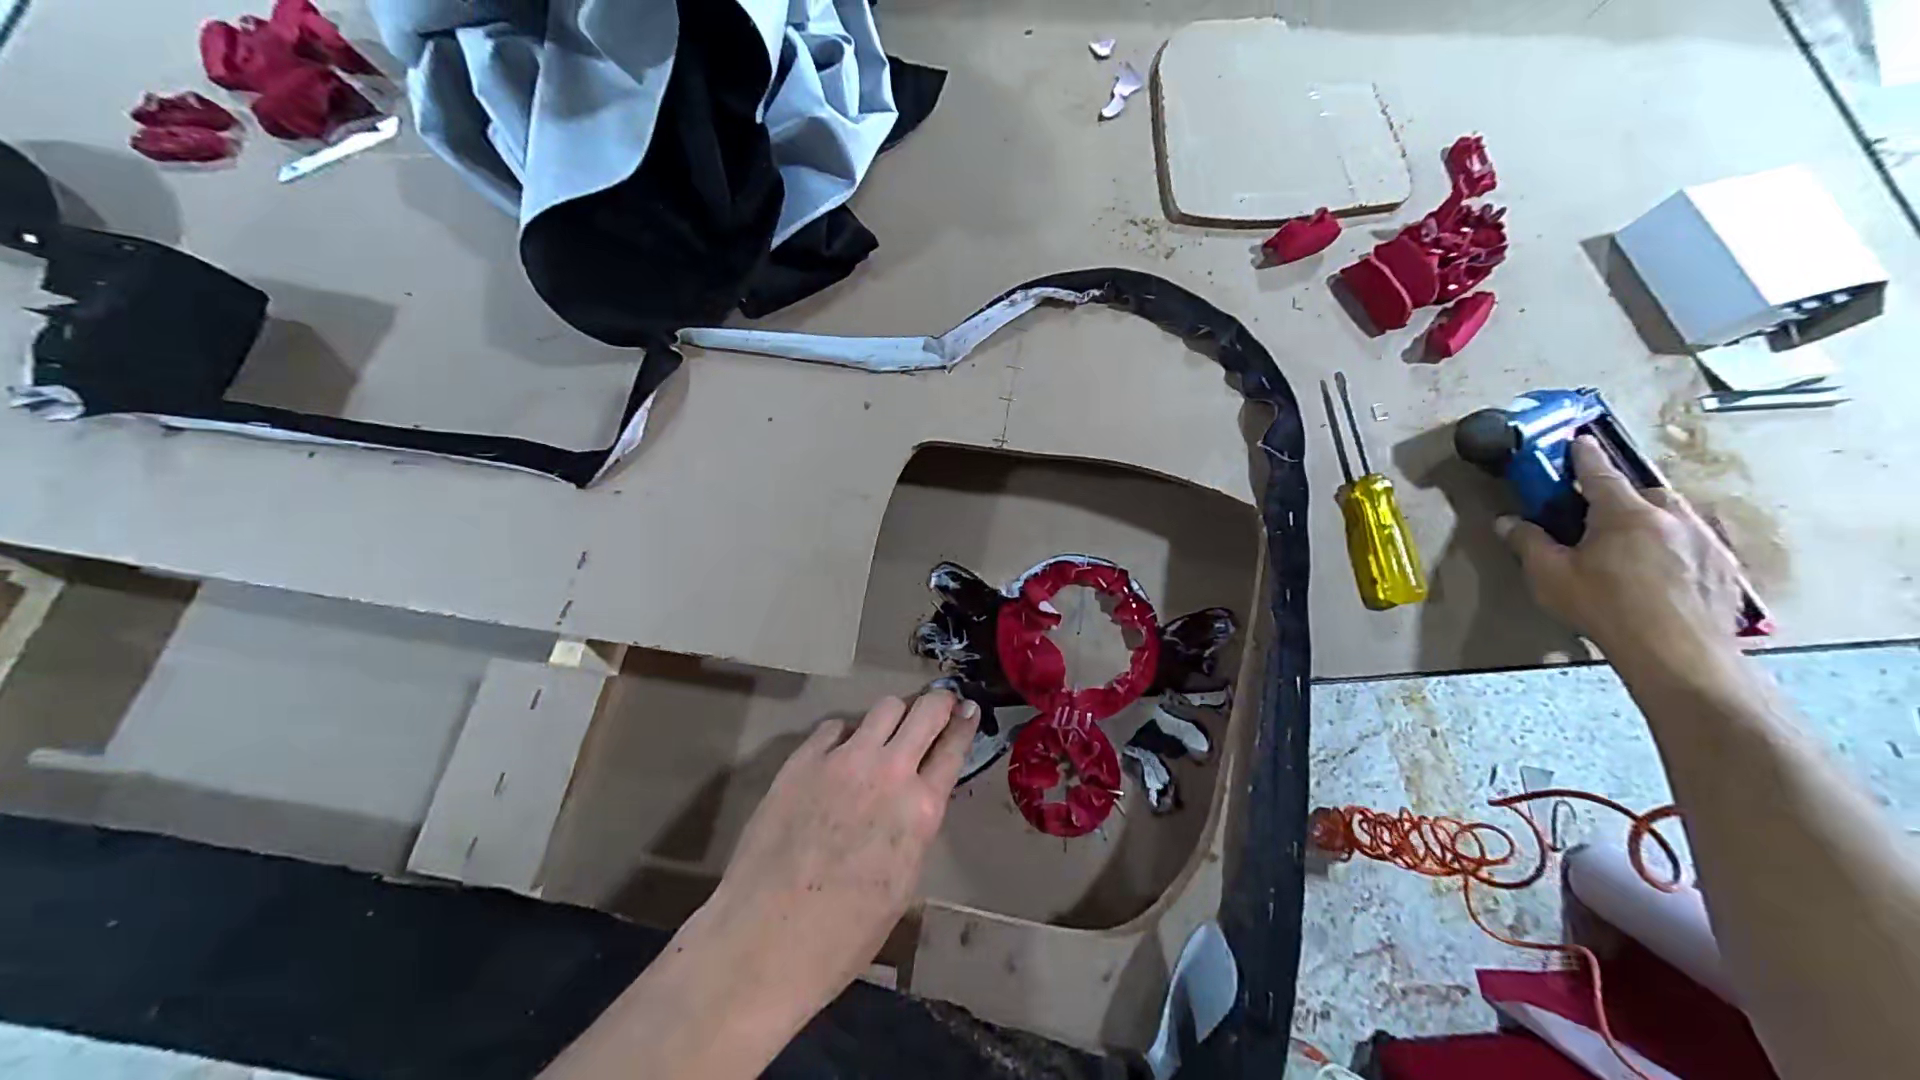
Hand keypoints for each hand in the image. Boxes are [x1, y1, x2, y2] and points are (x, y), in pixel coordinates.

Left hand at [698, 690, 979, 1025]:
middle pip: (926, 710)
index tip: (968, 709)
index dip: (964, 722)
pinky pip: (834, 727)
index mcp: (921, 808)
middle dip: (938, 703)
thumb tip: (916, 797)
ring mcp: (842, 759)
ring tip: (887, 734)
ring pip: (884, 707)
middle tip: (938, 707)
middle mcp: (889, 772)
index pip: (954, 746)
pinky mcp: (802, 759)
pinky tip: (838, 758)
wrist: (765, 941)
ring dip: (895, 716)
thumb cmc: (844, 934)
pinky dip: (845, 736)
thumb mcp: (904, 882)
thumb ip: (915, 826)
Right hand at [1496, 436, 1743, 656]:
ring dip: (1652, 520)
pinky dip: (1676, 545)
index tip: (1580, 441)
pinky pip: (1696, 542)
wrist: (1678, 651)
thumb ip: (1528, 543)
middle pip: (1646, 492)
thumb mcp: (1550, 575)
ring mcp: (1705, 541)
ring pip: (1675, 515)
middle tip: (1600, 512)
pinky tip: (1661, 569)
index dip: (1585, 456)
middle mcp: (1672, 517)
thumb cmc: (1606, 607)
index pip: (1600, 474)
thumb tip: (1508, 523)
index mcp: (1626, 514)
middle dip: (1623, 495)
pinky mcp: (1724, 566)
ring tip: (1631, 542)